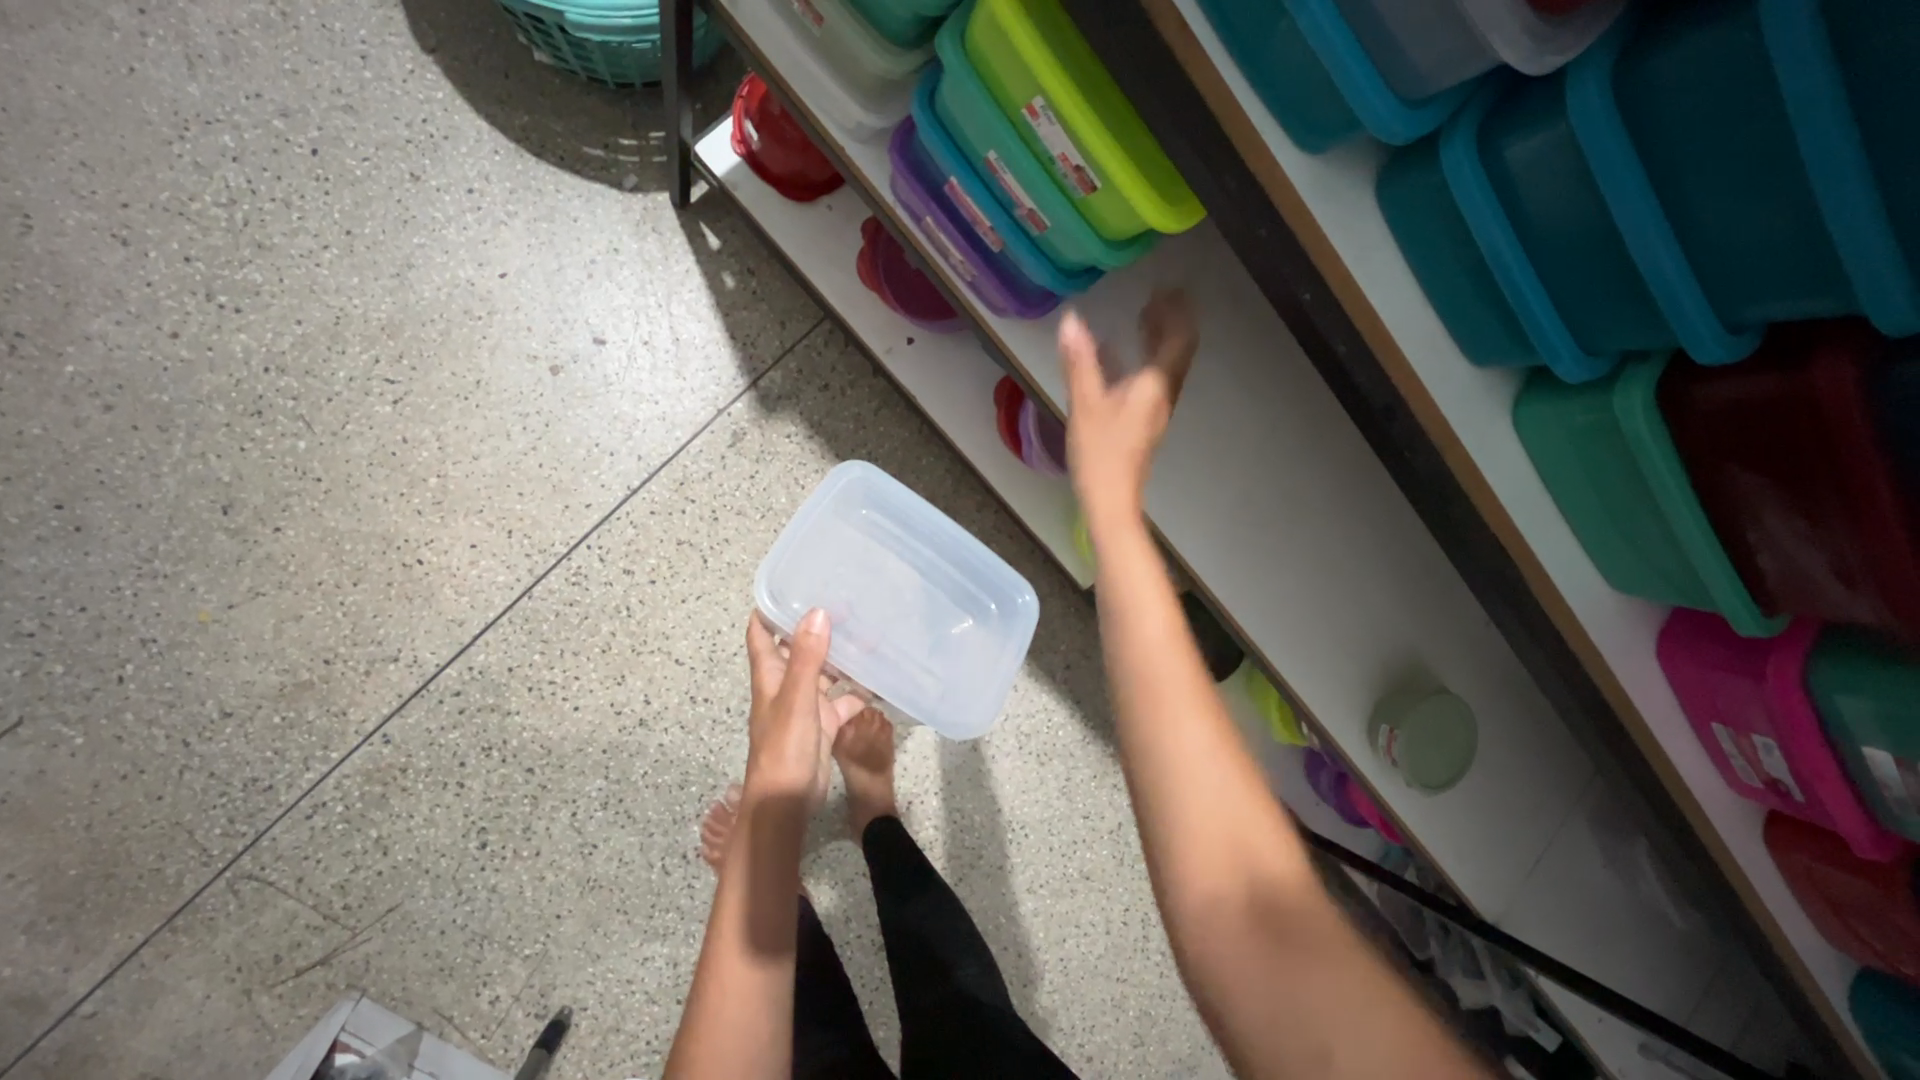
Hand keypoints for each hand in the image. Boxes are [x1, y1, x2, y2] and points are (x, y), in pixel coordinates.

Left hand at [744, 609, 866, 809]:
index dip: (771, 608)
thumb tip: (817, 612)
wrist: (786, 802)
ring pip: (824, 672)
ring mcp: (805, 705)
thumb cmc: (783, 749)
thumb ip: (807, 657)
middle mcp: (785, 685)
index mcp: (770, 675)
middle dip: (817, 626)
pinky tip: (880, 678)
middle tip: (848, 602)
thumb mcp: (797, 700)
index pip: (761, 632)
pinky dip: (859, 690)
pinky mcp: (824, 724)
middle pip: (798, 648)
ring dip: (842, 656)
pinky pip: (843, 700)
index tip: (794, 583)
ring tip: (870, 632)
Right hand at [1059, 289, 1197, 529]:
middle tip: (1158, 296)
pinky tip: (1119, 357)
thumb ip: (1080, 361)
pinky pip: (1150, 382)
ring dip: (1158, 340)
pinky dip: (1141, 362)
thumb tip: (1072, 319)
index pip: (1178, 339)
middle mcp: (1162, 394)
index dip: (1176, 312)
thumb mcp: (1086, 404)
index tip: (1167, 288)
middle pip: (1177, 351)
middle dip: (1170, 322)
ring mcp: (1155, 410)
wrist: (1111, 500)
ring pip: (1165, 367)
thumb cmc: (1100, 453)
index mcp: (1155, 385)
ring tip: (1143, 316)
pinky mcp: (1143, 423)